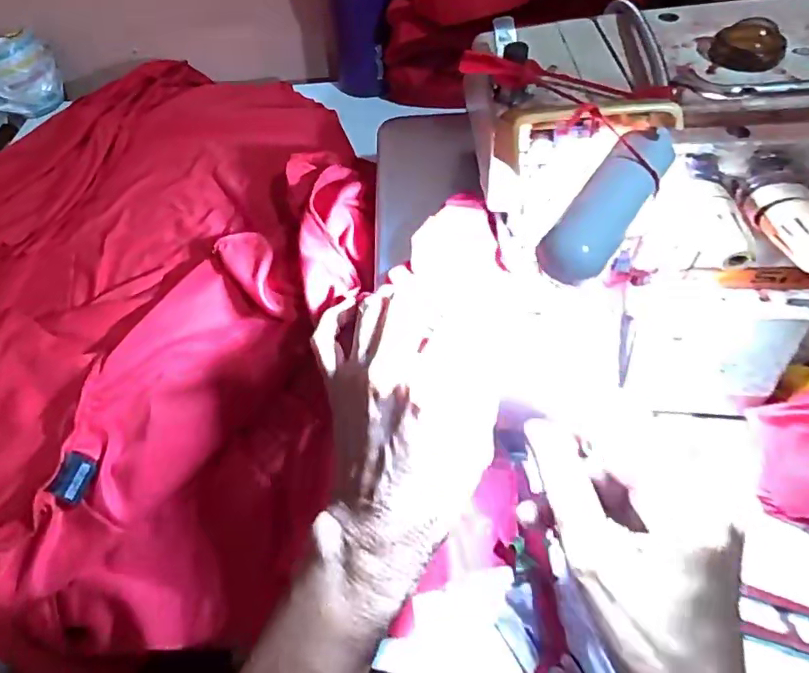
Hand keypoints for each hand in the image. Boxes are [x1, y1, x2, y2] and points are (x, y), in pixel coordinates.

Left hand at [309, 198, 507, 597]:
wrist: (378, 518)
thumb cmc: (436, 490)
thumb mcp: (475, 442)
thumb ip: (478, 388)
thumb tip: (482, 345)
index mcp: (430, 389)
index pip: (452, 324)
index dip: (468, 309)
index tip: (476, 306)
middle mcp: (387, 370)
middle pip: (405, 303)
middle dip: (428, 291)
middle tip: (440, 292)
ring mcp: (353, 372)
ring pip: (369, 309)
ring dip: (390, 295)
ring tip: (407, 296)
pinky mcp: (331, 380)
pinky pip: (326, 332)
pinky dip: (339, 311)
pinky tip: (357, 304)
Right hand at [524, 418, 745, 672]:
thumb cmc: (642, 631)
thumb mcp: (590, 556)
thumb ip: (562, 482)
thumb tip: (538, 424)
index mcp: (689, 506)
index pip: (616, 434)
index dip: (565, 421)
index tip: (523, 417)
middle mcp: (707, 495)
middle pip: (620, 444)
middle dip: (569, 460)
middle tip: (535, 482)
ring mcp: (705, 507)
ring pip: (622, 464)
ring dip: (577, 482)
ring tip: (542, 512)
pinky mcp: (695, 518)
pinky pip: (634, 486)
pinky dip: (597, 497)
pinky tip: (566, 519)